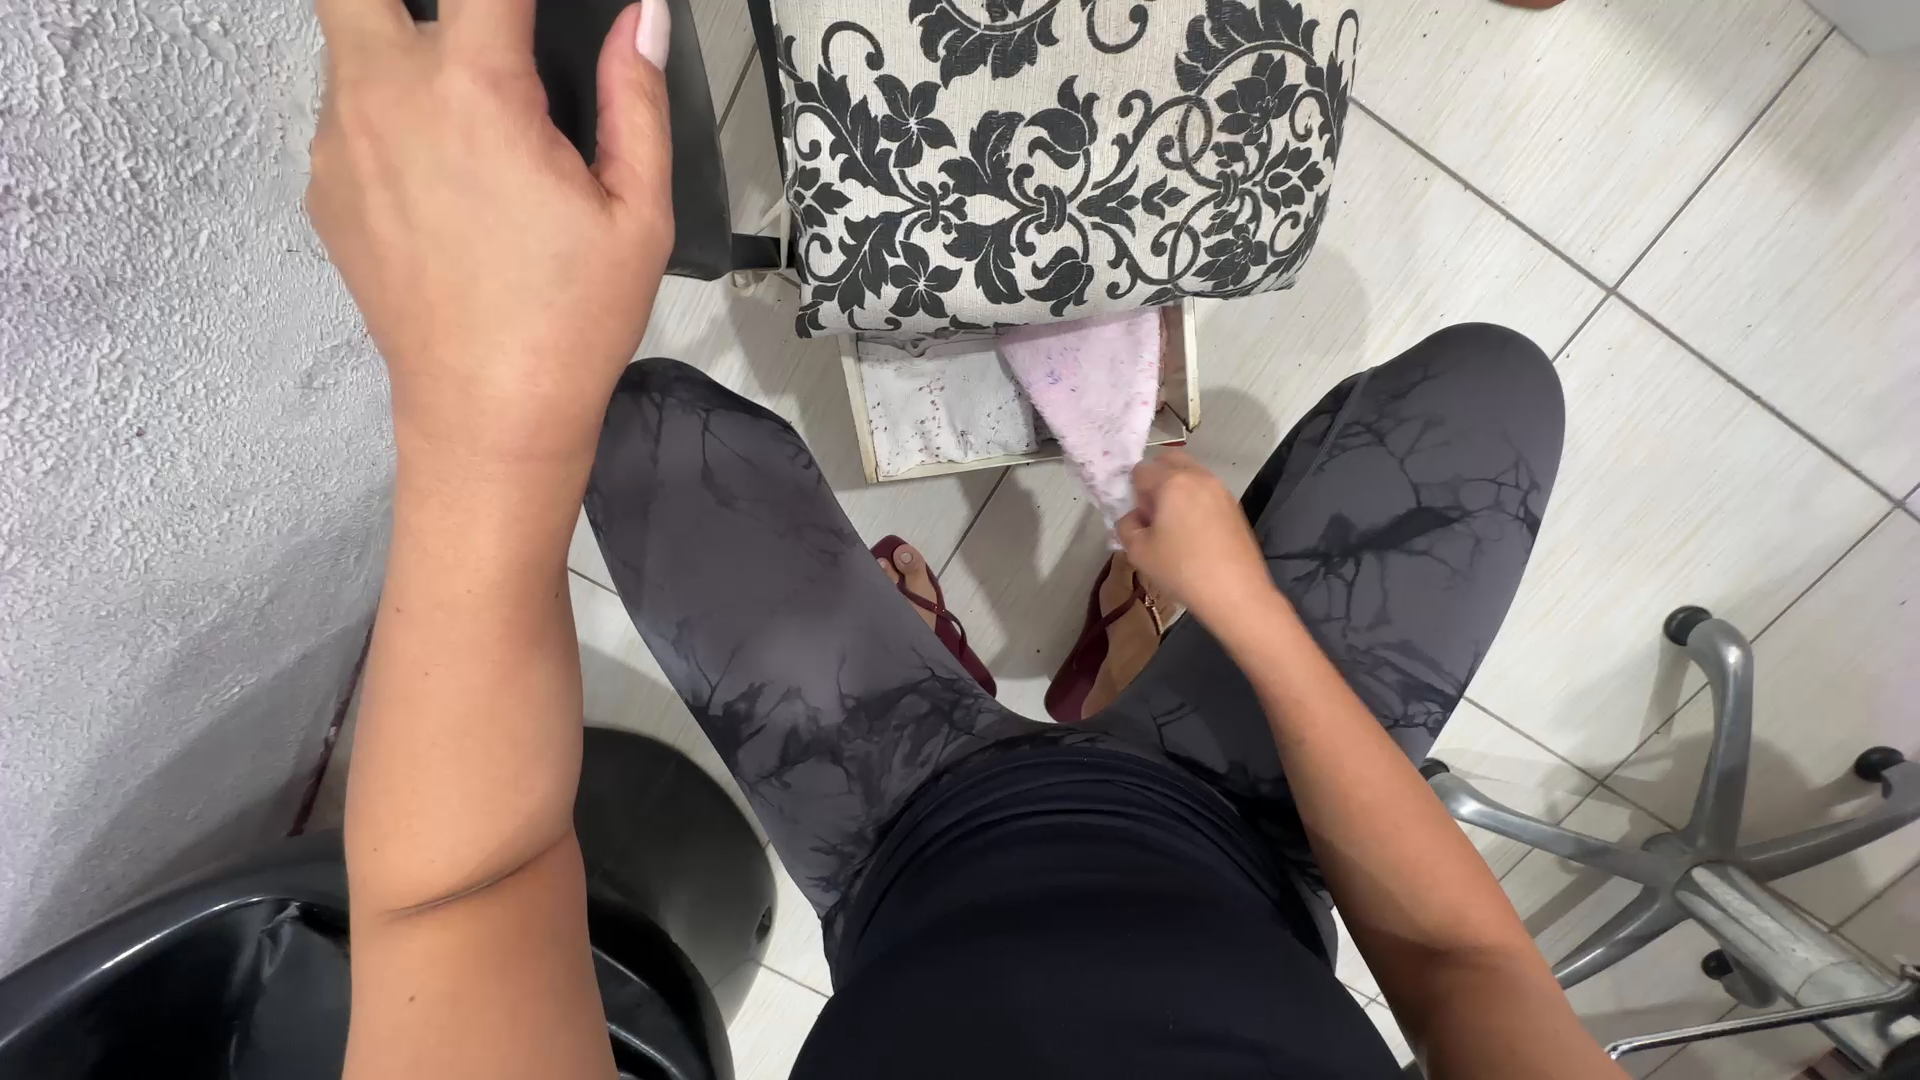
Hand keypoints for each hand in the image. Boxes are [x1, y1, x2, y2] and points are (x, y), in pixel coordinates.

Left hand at [307, 0, 674, 475]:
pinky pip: (346, 115)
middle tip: (487, 50)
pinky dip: (393, 122)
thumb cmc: (578, 318)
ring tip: (481, 138)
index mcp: (477, 93)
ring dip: (414, 58)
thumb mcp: (640, 217)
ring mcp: (338, 141)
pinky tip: (449, 194)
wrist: (494, 410)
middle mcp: (384, 94)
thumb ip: (637, 104)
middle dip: (435, 5)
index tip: (543, 13)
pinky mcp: (322, 188)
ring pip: (353, 42)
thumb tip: (642, 17)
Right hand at [1116, 450, 1280, 631]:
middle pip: (1168, 460)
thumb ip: (1126, 526)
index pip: (1140, 470)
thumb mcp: (1138, 552)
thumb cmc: (1181, 570)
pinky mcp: (1234, 506)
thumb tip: (1135, 518)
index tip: (1139, 518)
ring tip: (1174, 526)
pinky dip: (1193, 500)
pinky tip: (1194, 534)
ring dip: (1175, 489)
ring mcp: (1220, 489)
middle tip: (1153, 513)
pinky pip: (1205, 491)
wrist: (1235, 593)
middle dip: (1155, 480)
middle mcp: (1198, 477)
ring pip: (1190, 474)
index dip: (1133, 492)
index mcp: (1172, 482)